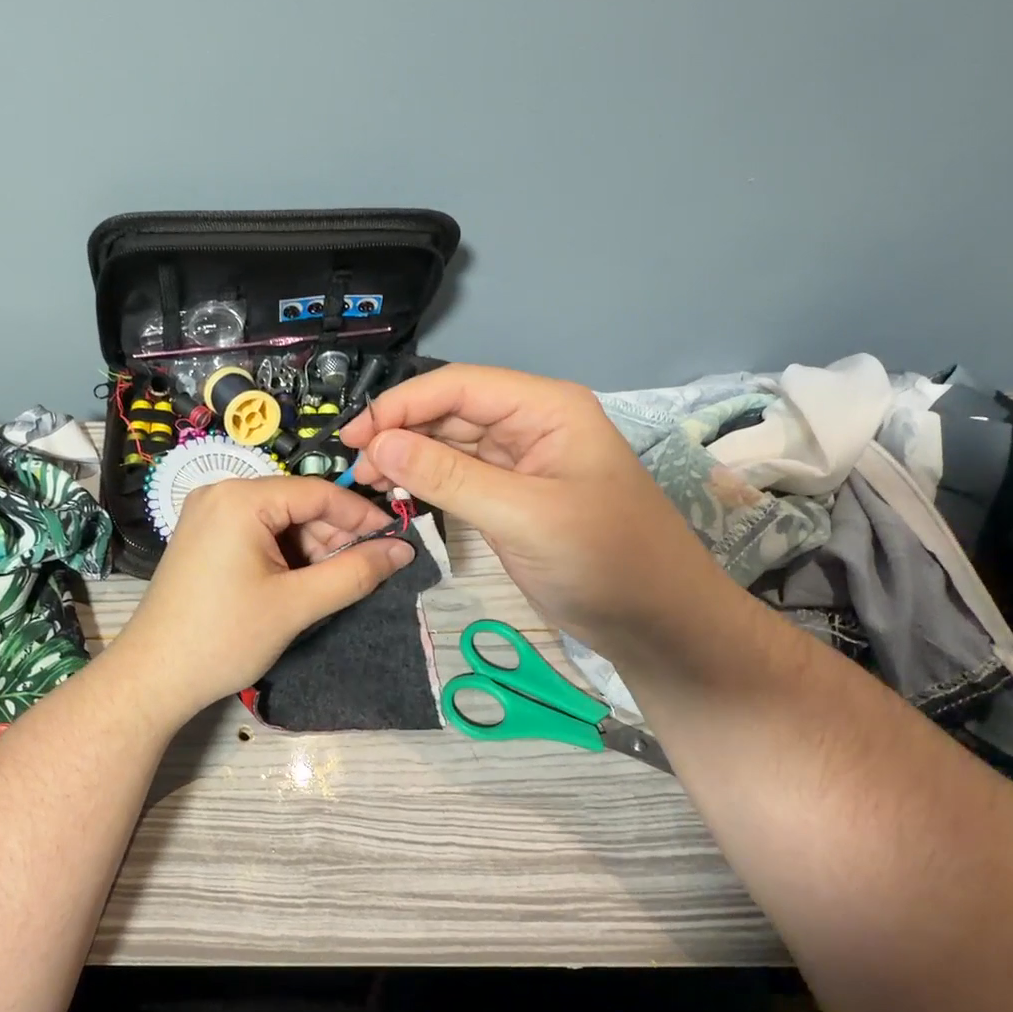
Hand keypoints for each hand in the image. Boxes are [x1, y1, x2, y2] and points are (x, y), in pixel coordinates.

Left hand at [111, 476, 414, 720]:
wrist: (154, 674)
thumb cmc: (224, 637)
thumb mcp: (296, 605)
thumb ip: (354, 573)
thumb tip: (403, 550)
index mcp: (240, 498)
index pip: (318, 492)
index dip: (362, 517)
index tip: (398, 542)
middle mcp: (220, 493)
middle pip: (297, 504)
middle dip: (333, 537)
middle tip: (364, 574)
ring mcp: (206, 514)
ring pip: (278, 520)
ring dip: (310, 548)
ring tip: (329, 587)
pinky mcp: (201, 536)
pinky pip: (255, 531)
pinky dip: (283, 553)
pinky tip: (298, 584)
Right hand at [338, 364, 732, 650]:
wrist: (659, 626)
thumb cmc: (605, 561)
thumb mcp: (522, 516)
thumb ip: (447, 477)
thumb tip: (377, 444)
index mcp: (545, 409)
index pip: (458, 386)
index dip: (400, 405)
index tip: (353, 437)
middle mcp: (530, 423)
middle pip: (448, 410)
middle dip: (399, 431)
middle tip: (356, 469)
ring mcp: (519, 460)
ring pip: (448, 442)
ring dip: (407, 457)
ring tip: (369, 483)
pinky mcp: (510, 495)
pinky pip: (456, 474)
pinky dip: (424, 481)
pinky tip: (397, 493)